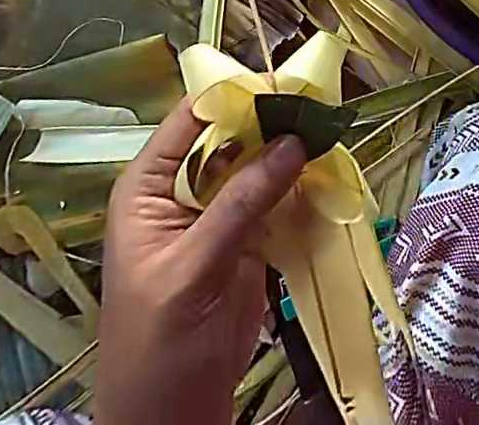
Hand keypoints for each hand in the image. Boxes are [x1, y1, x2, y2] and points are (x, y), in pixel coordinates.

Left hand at [94, 99, 306, 424]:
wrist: (171, 420)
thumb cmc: (156, 348)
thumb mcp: (192, 270)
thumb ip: (240, 204)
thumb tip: (291, 143)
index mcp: (150, 183)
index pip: (191, 119)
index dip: (235, 97)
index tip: (283, 87)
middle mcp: (184, 187)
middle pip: (231, 136)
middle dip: (271, 122)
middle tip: (318, 108)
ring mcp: (218, 211)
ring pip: (258, 163)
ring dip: (290, 152)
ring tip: (328, 133)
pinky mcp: (247, 236)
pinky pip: (275, 197)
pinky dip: (299, 187)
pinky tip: (325, 174)